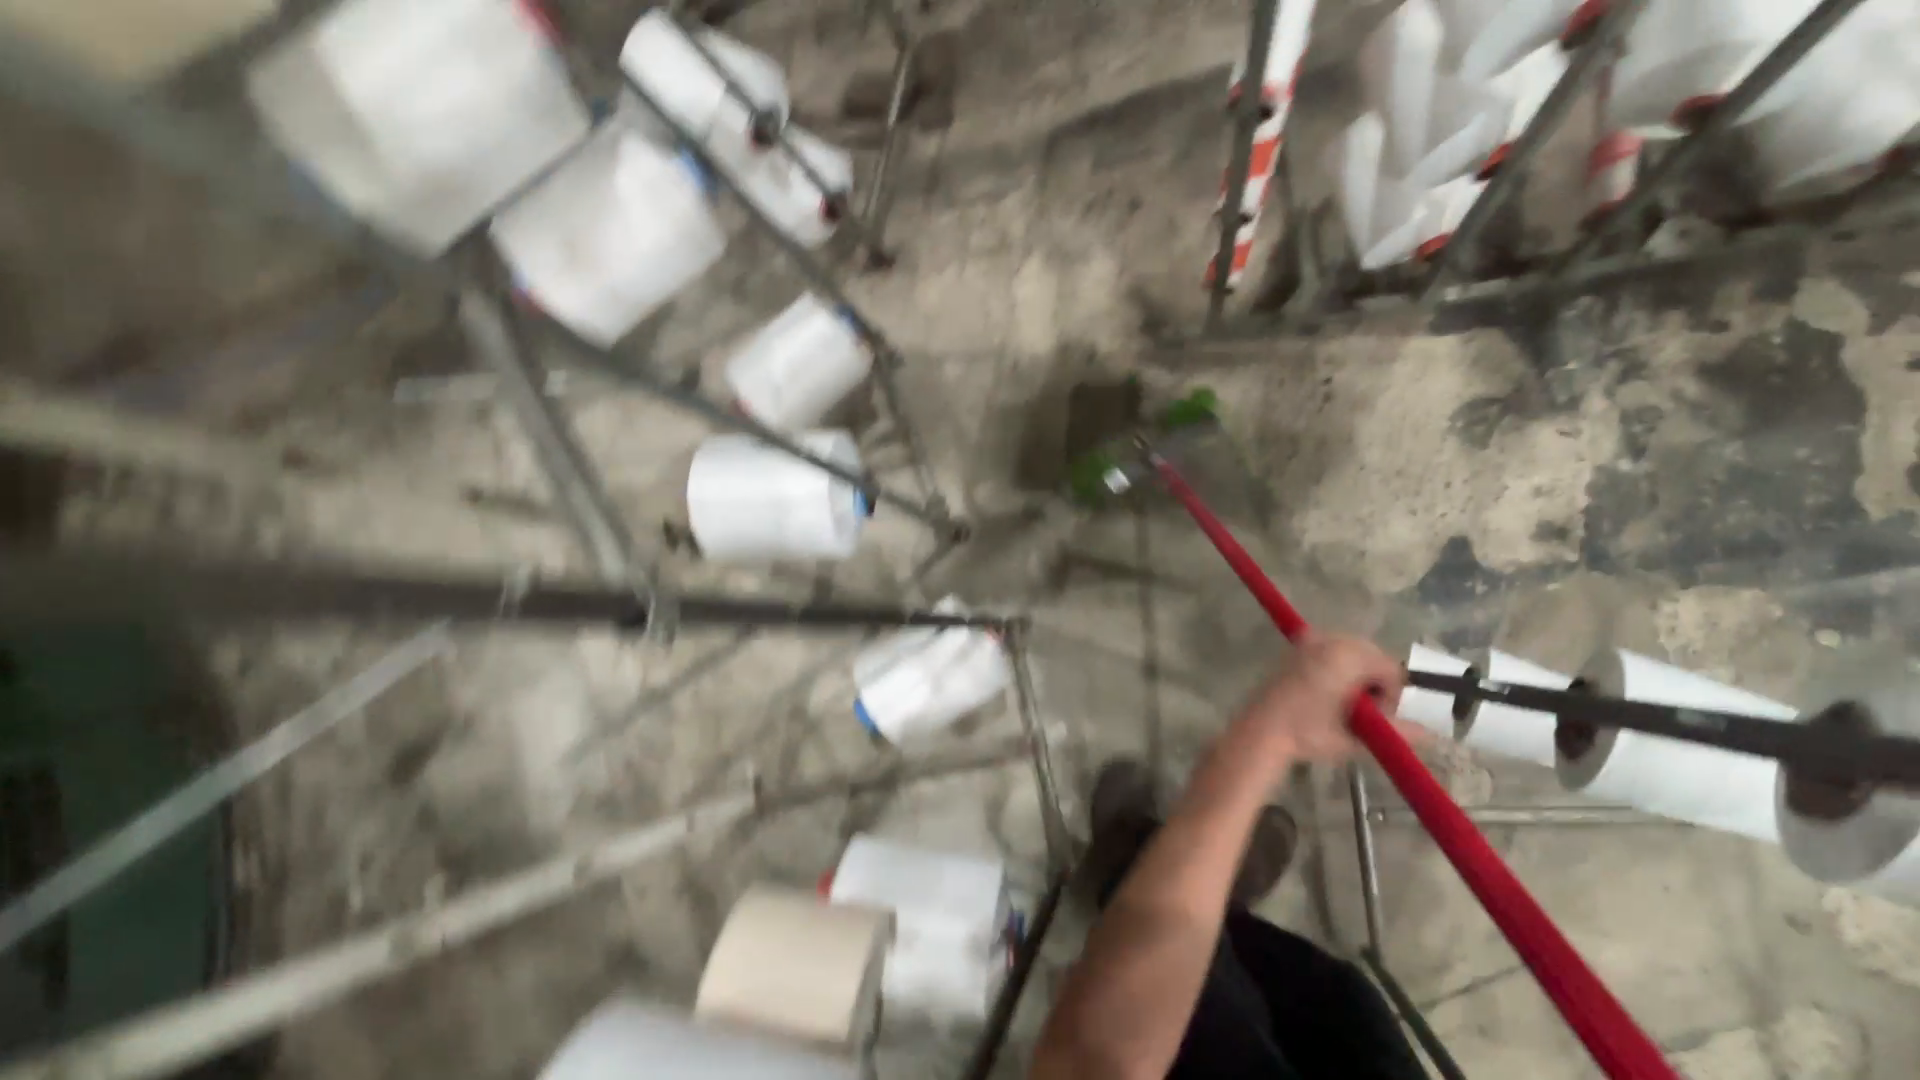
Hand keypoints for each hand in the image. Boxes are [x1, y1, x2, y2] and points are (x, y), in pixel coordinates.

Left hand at [1237, 634, 1408, 763]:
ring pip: (1351, 651)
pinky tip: (1328, 692)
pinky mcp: (1295, 647)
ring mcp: (1309, 640)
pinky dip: (1337, 666)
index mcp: (1348, 656)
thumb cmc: (1309, 734)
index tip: (1381, 717)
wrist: (1261, 731)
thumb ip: (1394, 732)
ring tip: (1346, 705)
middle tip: (1366, 712)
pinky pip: (1329, 650)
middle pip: (1371, 655)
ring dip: (1357, 674)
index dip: (1392, 695)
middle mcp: (1330, 640)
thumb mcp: (1356, 736)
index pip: (1389, 669)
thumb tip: (1428, 734)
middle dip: (1375, 681)